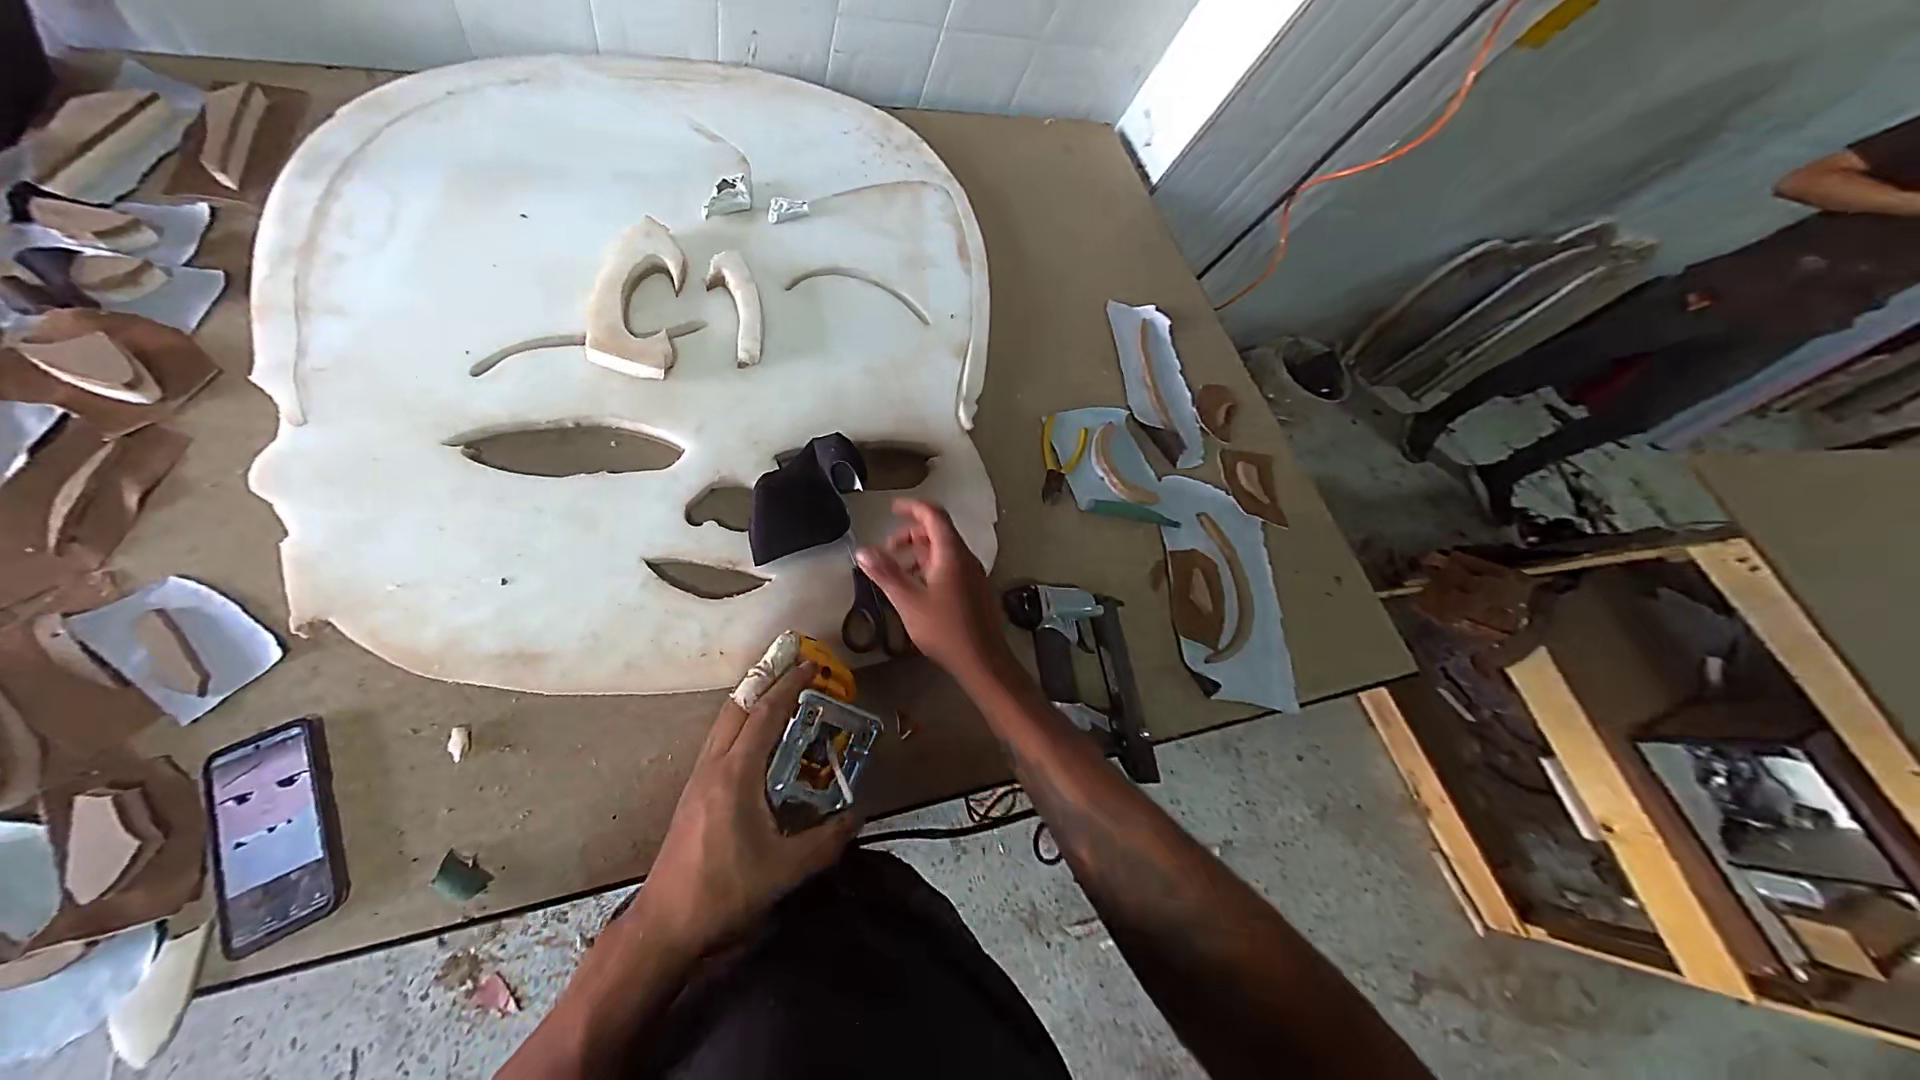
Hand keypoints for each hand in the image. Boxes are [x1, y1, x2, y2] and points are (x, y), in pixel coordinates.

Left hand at [634, 662, 857, 957]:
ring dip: (752, 701)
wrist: (664, 925)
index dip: (790, 686)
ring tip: (781, 695)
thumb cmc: (723, 892)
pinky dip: (742, 725)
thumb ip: (826, 841)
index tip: (811, 666)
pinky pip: (720, 742)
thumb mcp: (785, 870)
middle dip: (768, 681)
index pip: (766, 715)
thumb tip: (855, 818)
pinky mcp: (693, 795)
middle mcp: (713, 767)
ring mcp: (698, 779)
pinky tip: (758, 742)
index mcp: (735, 774)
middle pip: (738, 707)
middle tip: (796, 668)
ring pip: (725, 723)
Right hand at [855, 498, 1008, 680]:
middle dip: (911, 534)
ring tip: (898, 570)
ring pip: (944, 552)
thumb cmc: (945, 630)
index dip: (912, 507)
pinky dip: (931, 567)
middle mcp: (966, 558)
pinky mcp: (975, 591)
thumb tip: (863, 551)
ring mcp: (973, 575)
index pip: (934, 516)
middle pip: (939, 532)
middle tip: (889, 548)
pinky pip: (951, 567)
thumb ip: (885, 574)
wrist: (982, 660)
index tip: (893, 508)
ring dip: (919, 553)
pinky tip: (917, 589)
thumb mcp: (908, 601)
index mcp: (951, 554)